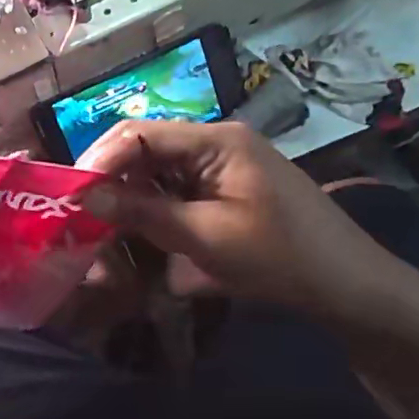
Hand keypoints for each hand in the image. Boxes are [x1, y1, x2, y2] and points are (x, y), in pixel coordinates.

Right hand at [77, 120, 407, 314]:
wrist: (348, 285)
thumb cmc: (280, 258)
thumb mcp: (206, 238)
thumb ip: (143, 214)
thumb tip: (85, 196)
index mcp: (216, 140)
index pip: (140, 133)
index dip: (100, 161)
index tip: (70, 196)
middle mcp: (216, 141)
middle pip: (146, 148)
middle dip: (111, 179)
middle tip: (79, 214)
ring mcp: (223, 162)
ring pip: (158, 169)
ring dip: (130, 197)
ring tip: (103, 228)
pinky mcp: (226, 186)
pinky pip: (177, 187)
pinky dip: (154, 208)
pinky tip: (140, 231)